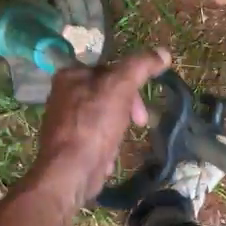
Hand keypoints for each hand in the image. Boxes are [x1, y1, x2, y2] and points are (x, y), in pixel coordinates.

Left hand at [23, 49, 170, 206]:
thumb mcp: (120, 88)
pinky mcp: (68, 145)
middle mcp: (62, 95)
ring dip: (117, 130)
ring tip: (118, 144)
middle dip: (126, 110)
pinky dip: (105, 146)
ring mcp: (64, 121)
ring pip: (103, 117)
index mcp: (70, 75)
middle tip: (139, 124)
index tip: (142, 109)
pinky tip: (108, 158)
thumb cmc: (93, 125)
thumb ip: (140, 67)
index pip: (110, 70)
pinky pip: (94, 138)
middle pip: (107, 94)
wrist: (70, 172)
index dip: (132, 85)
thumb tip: (163, 53)